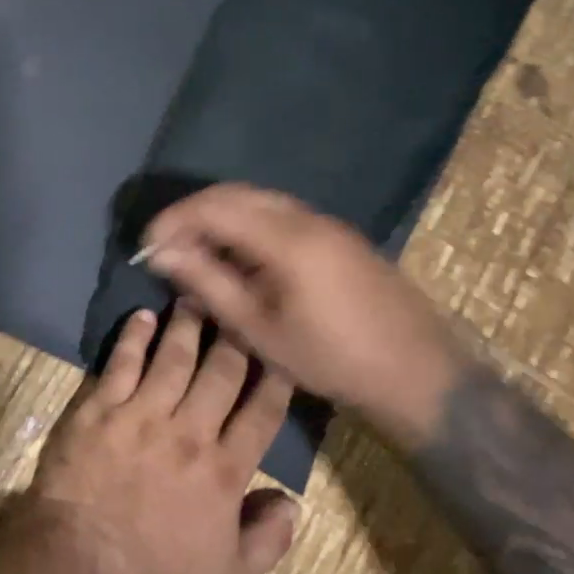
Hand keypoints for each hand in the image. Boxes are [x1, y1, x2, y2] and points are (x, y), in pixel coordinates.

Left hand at [0, 308, 297, 573]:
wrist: (86, 556)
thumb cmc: (159, 571)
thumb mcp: (230, 573)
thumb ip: (266, 537)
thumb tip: (290, 500)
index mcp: (225, 471)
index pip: (260, 415)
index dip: (275, 381)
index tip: (282, 352)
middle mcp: (188, 432)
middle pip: (219, 374)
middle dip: (233, 339)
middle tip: (238, 308)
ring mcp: (141, 414)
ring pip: (171, 359)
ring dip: (185, 326)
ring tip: (194, 298)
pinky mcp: (99, 406)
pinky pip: (121, 362)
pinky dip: (133, 336)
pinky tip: (141, 315)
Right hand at [142, 184, 469, 446]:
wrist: (426, 380)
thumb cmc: (334, 360)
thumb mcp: (259, 329)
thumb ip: (207, 282)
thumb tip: (161, 252)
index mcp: (287, 239)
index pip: (213, 207)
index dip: (172, 220)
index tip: (147, 246)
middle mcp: (307, 218)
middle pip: (233, 194)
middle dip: (192, 213)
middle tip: (167, 246)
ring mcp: (328, 225)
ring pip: (257, 200)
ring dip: (219, 217)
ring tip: (196, 252)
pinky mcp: (340, 237)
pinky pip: (279, 214)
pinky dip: (246, 224)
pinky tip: (238, 258)